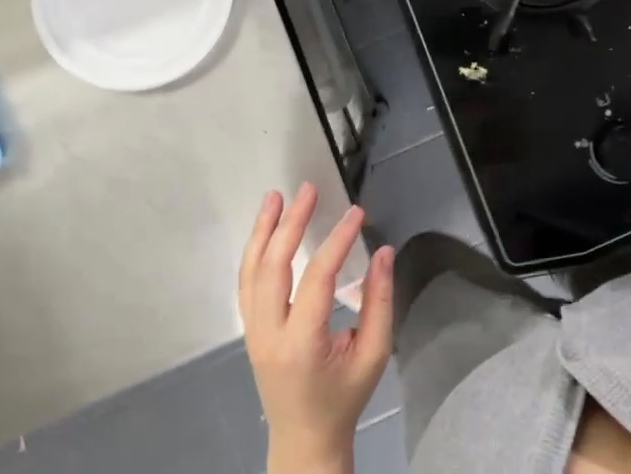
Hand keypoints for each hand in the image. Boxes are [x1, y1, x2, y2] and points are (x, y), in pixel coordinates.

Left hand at [239, 183, 395, 473]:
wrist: (305, 439)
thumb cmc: (344, 398)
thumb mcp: (374, 355)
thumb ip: (379, 302)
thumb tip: (383, 252)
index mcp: (302, 344)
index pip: (317, 279)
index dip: (337, 241)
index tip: (356, 214)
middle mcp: (269, 334)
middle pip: (272, 267)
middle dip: (289, 224)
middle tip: (307, 190)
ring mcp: (253, 332)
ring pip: (251, 272)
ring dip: (263, 231)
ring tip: (275, 197)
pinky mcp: (250, 330)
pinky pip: (247, 283)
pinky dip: (255, 251)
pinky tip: (265, 230)